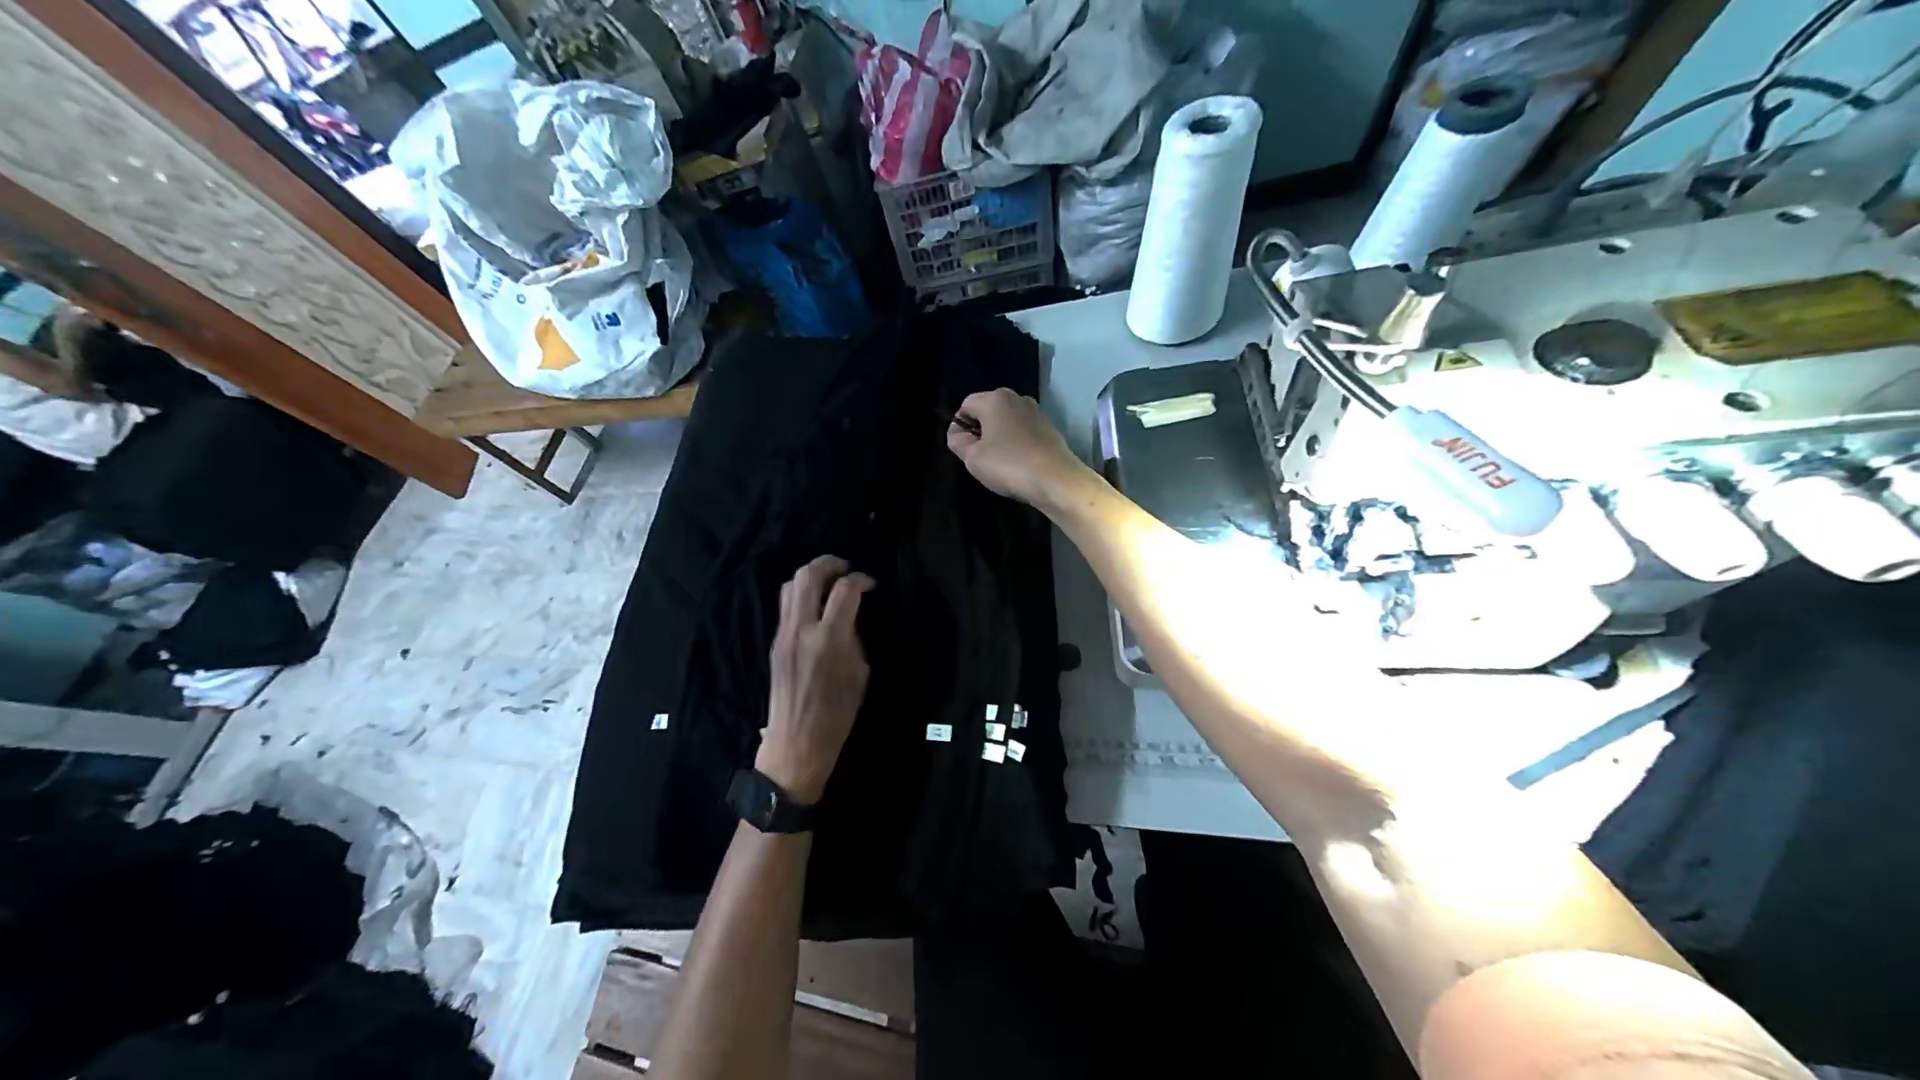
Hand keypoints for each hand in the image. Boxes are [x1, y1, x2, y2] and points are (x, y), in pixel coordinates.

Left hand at [757, 555, 874, 804]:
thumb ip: (854, 637)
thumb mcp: (860, 674)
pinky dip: (801, 596)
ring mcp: (783, 635)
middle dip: (829, 564)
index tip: (871, 584)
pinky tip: (815, 606)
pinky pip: (786, 607)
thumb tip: (851, 615)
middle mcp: (802, 629)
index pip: (845, 590)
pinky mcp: (775, 643)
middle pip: (808, 576)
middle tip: (845, 568)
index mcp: (829, 639)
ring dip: (811, 576)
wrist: (796, 743)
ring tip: (828, 582)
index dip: (861, 579)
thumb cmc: (837, 714)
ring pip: (790, 586)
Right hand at [946, 388, 1091, 508]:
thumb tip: (958, 434)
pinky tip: (1019, 462)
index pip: (966, 405)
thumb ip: (958, 442)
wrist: (1056, 480)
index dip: (959, 426)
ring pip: (1008, 421)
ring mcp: (1037, 412)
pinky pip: (1024, 431)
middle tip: (979, 456)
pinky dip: (1018, 442)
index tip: (963, 449)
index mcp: (996, 399)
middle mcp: (1017, 398)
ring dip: (1000, 436)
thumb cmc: (1009, 465)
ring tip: (1000, 462)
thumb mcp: (973, 458)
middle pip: (988, 410)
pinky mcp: (1050, 428)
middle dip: (980, 430)